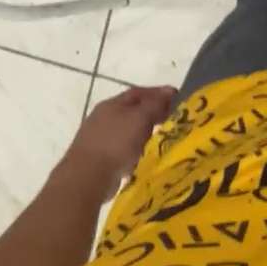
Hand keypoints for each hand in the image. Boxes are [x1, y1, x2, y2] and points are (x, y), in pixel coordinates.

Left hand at [52, 86, 176, 201]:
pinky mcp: (101, 152)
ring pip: (128, 125)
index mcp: (111, 104)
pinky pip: (124, 141)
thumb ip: (154, 104)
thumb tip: (169, 90)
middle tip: (173, 114)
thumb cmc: (116, 142)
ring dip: (145, 126)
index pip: (138, 92)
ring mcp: (100, 134)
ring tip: (163, 131)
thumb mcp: (139, 119)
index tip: (177, 96)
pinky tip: (146, 148)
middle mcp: (103, 116)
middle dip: (152, 109)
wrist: (89, 175)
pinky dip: (138, 141)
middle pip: (132, 107)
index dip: (158, 92)